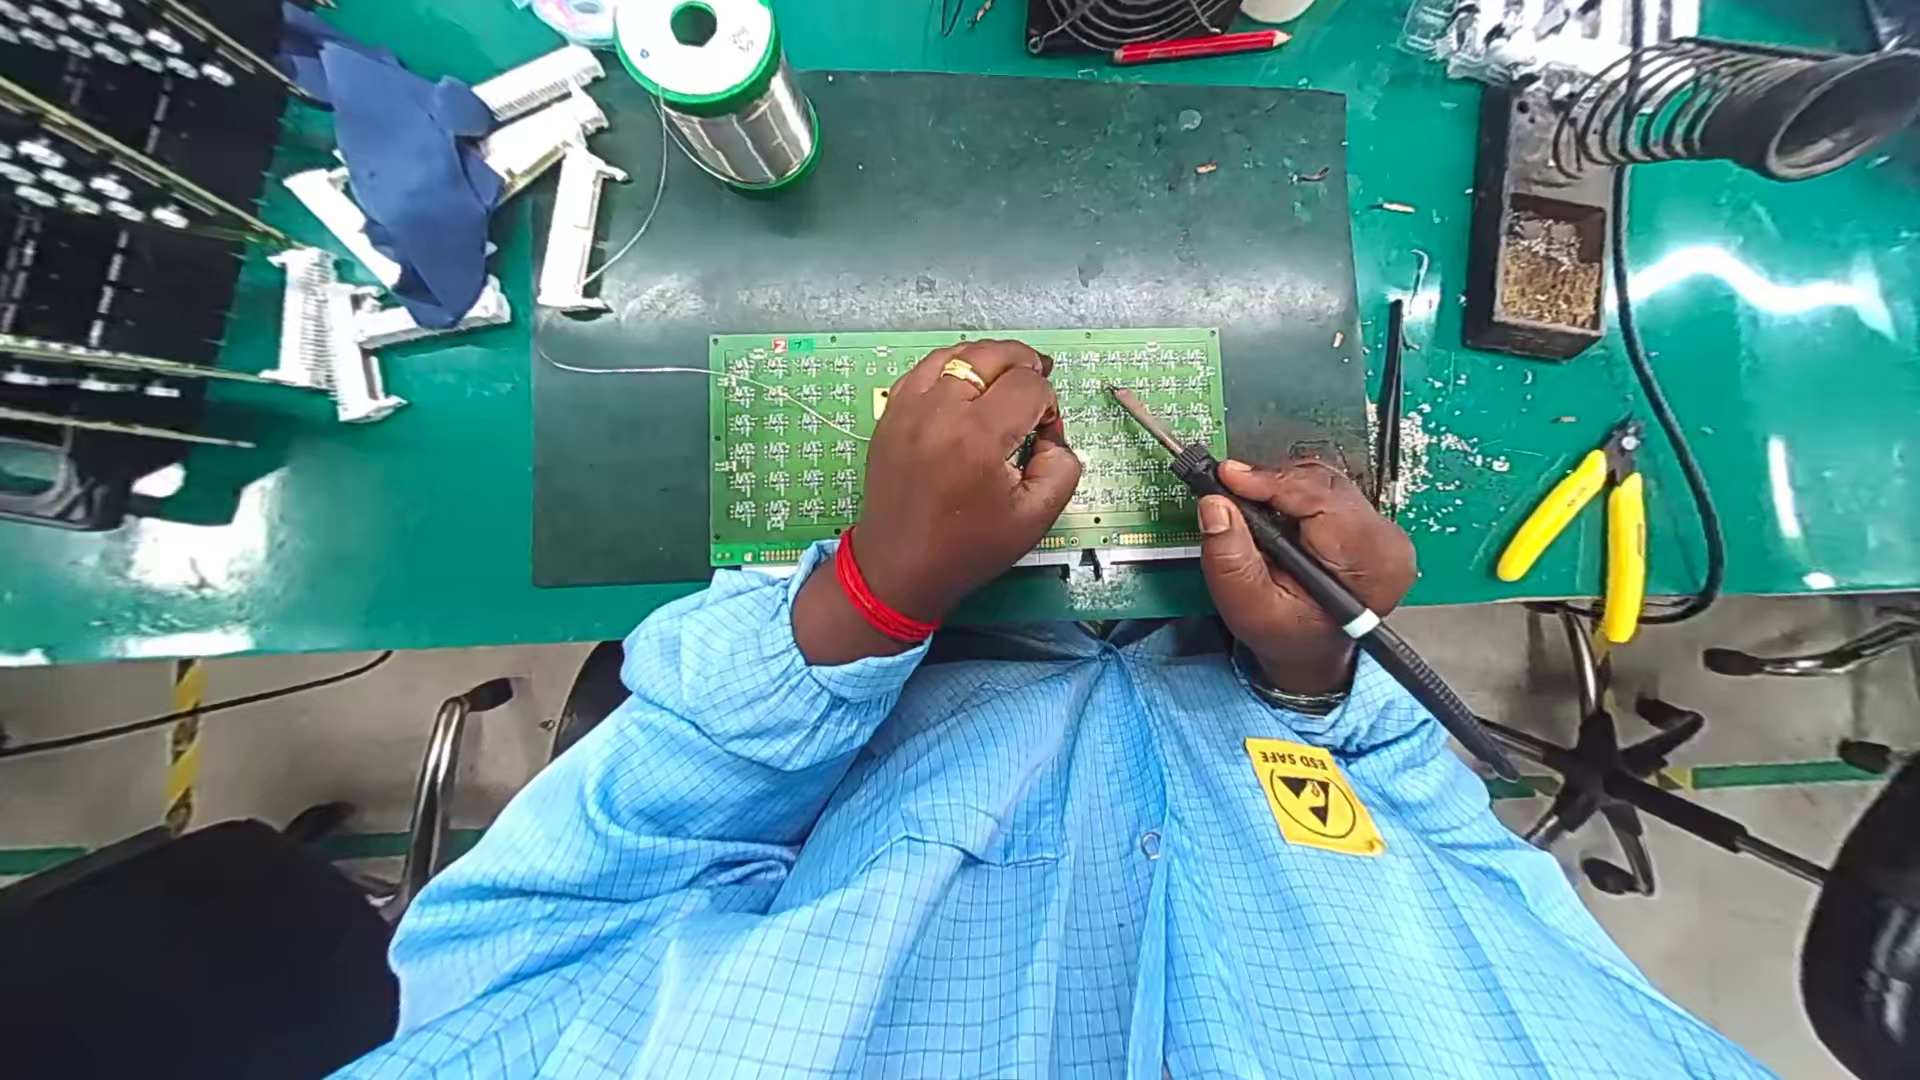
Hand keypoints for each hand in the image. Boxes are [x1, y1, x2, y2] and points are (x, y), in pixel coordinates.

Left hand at [793, 340, 1081, 663]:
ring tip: (1005, 380)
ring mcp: (908, 409)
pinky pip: (924, 368)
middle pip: (992, 354)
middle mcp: (939, 412)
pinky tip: (964, 387)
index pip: (1028, 385)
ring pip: (957, 352)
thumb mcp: (1036, 518)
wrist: (900, 566)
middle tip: (1036, 387)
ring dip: (989, 360)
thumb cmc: (968, 548)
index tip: (1045, 431)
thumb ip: (1063, 466)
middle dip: (1024, 364)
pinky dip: (951, 367)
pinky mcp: (890, 414)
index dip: (1049, 403)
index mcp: (978, 438)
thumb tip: (1051, 432)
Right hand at [1198, 459, 1416, 694]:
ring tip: (1244, 503)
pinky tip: (1267, 509)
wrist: (1308, 647)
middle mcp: (1385, 539)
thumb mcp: (1247, 606)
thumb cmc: (1286, 634)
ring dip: (1276, 487)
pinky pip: (1321, 487)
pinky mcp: (1364, 519)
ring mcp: (1379, 527)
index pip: (1320, 499)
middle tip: (1226, 488)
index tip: (1228, 476)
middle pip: (1321, 483)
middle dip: (1269, 483)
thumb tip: (1216, 505)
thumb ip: (1230, 558)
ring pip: (1320, 480)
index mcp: (1368, 563)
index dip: (1270, 482)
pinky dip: (1287, 492)